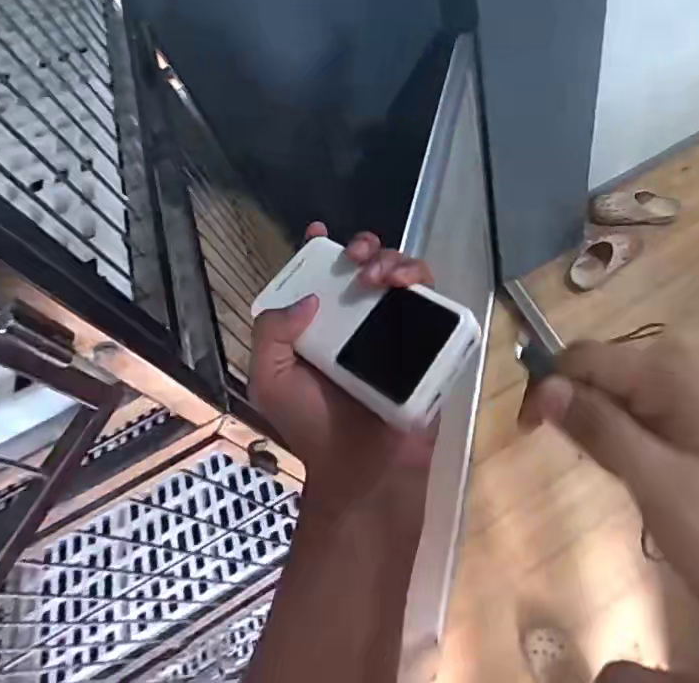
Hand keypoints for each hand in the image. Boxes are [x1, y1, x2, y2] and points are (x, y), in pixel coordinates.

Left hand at [250, 223, 437, 522]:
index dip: (320, 248)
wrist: (359, 467)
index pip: (321, 274)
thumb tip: (309, 297)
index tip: (319, 232)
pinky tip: (406, 285)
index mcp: (322, 322)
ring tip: (379, 276)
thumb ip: (270, 335)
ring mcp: (394, 325)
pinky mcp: (424, 337)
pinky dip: (420, 280)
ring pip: (400, 272)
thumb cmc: (312, 424)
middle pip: (366, 264)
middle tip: (356, 257)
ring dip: (392, 260)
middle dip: (363, 247)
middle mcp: (358, 317)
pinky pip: (429, 298)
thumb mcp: (270, 380)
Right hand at [520, 341, 698, 682]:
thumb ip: (600, 428)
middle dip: (573, 403)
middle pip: (597, 365)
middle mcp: (677, 360)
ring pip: (612, 386)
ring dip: (593, 420)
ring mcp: (686, 383)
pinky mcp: (688, 407)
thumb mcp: (656, 482)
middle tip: (578, 461)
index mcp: (671, 368)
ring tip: (607, 469)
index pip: (584, 356)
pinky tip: (629, 464)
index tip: (526, 431)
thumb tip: (543, 385)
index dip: (549, 386)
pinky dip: (616, 429)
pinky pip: (633, 403)